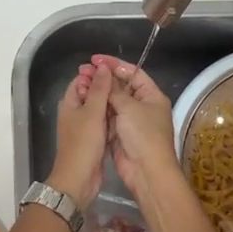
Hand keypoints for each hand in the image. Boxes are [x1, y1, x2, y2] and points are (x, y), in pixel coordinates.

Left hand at [49, 59, 114, 209]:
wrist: (79, 179)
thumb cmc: (83, 143)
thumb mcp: (92, 112)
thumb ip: (99, 89)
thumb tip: (102, 66)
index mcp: (69, 103)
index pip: (80, 80)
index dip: (94, 73)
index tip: (113, 68)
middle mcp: (75, 112)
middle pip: (91, 93)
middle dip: (106, 88)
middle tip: (127, 83)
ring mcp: (85, 127)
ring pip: (100, 109)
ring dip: (111, 104)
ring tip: (130, 96)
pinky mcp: (94, 140)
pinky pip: (104, 124)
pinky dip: (113, 119)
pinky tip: (126, 116)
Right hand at [86, 55, 179, 202]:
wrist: (146, 171)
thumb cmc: (143, 135)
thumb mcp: (129, 107)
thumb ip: (114, 90)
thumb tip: (104, 75)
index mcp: (152, 96)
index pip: (133, 72)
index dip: (115, 64)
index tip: (95, 60)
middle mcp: (142, 106)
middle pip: (122, 86)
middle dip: (104, 78)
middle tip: (83, 71)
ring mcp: (131, 120)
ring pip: (112, 102)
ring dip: (99, 94)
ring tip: (80, 84)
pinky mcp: (120, 133)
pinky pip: (108, 117)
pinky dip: (97, 110)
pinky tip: (84, 102)